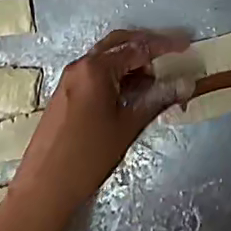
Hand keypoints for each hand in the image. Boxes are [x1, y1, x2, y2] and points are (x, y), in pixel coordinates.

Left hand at [8, 29, 188, 220]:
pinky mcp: (66, 92)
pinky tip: (131, 91)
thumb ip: (158, 99)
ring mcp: (70, 78)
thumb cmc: (89, 155)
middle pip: (120, 43)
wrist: (43, 187)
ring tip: (154, 80)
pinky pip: (96, 71)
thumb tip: (187, 84)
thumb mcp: (129, 125)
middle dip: (146, 46)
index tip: (186, 45)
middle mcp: (81, 65)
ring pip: (107, 57)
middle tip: (170, 55)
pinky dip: (117, 73)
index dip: (165, 46)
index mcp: (96, 68)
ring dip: (131, 61)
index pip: (138, 48)